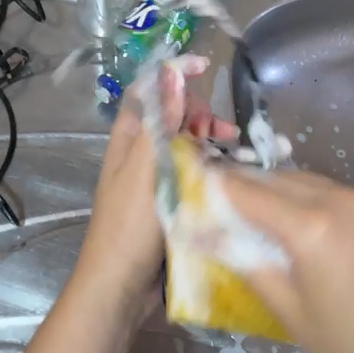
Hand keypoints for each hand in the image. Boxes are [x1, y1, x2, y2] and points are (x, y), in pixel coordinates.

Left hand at [0, 57, 236, 352]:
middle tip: (223, 129)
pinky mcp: (170, 201)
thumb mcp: (147, 168)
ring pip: (186, 143)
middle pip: (172, 115)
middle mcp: (141, 151)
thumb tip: (171, 71)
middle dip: (198, 111)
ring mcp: (155, 177)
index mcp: (129, 136)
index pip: (150, 88)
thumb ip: (161, 121)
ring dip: (208, 139)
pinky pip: (193, 172)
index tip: (204, 65)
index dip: (173, 72)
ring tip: (232, 148)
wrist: (121, 288)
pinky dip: (211, 166)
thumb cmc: (130, 224)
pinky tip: (230, 175)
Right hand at [218, 168, 353, 352]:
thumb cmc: (350, 344)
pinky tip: (292, 223)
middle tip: (218, 207)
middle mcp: (336, 199)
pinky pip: (323, 188)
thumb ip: (244, 261)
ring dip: (273, 190)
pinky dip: (300, 196)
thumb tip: (201, 234)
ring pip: (298, 178)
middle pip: (273, 177)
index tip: (192, 186)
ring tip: (253, 217)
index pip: (246, 190)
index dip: (215, 187)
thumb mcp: (288, 308)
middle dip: (244, 187)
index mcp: (311, 226)